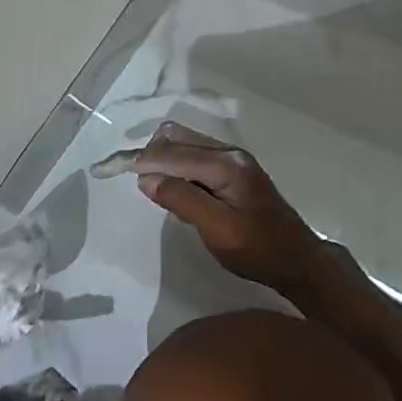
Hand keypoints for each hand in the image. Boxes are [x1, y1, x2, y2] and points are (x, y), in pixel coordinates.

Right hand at [123, 122, 363, 298]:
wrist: (298, 261)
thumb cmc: (258, 250)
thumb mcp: (217, 230)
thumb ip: (182, 200)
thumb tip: (145, 178)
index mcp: (226, 164)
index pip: (169, 154)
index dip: (134, 161)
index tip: (103, 169)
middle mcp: (229, 152)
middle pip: (174, 139)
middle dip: (144, 155)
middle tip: (119, 176)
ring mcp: (233, 160)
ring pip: (183, 144)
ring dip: (159, 160)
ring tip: (146, 186)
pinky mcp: (232, 171)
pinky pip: (193, 157)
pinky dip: (173, 166)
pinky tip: (171, 190)